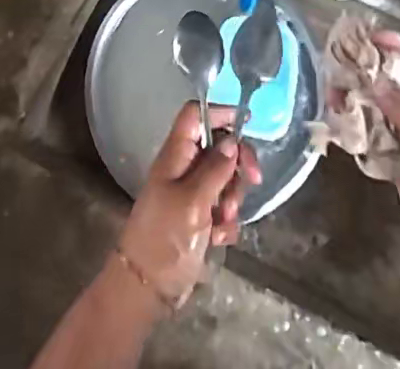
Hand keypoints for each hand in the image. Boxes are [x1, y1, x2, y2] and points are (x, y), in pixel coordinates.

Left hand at [116, 101, 262, 305]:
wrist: (147, 286)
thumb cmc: (165, 237)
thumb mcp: (193, 201)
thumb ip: (214, 170)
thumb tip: (232, 140)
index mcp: (175, 155)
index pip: (195, 115)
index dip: (219, 112)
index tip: (247, 124)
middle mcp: (183, 168)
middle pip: (218, 146)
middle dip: (237, 165)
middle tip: (253, 181)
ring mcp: (191, 193)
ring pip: (225, 179)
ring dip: (232, 198)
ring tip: (223, 220)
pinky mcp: (198, 217)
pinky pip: (223, 207)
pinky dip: (226, 221)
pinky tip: (219, 238)